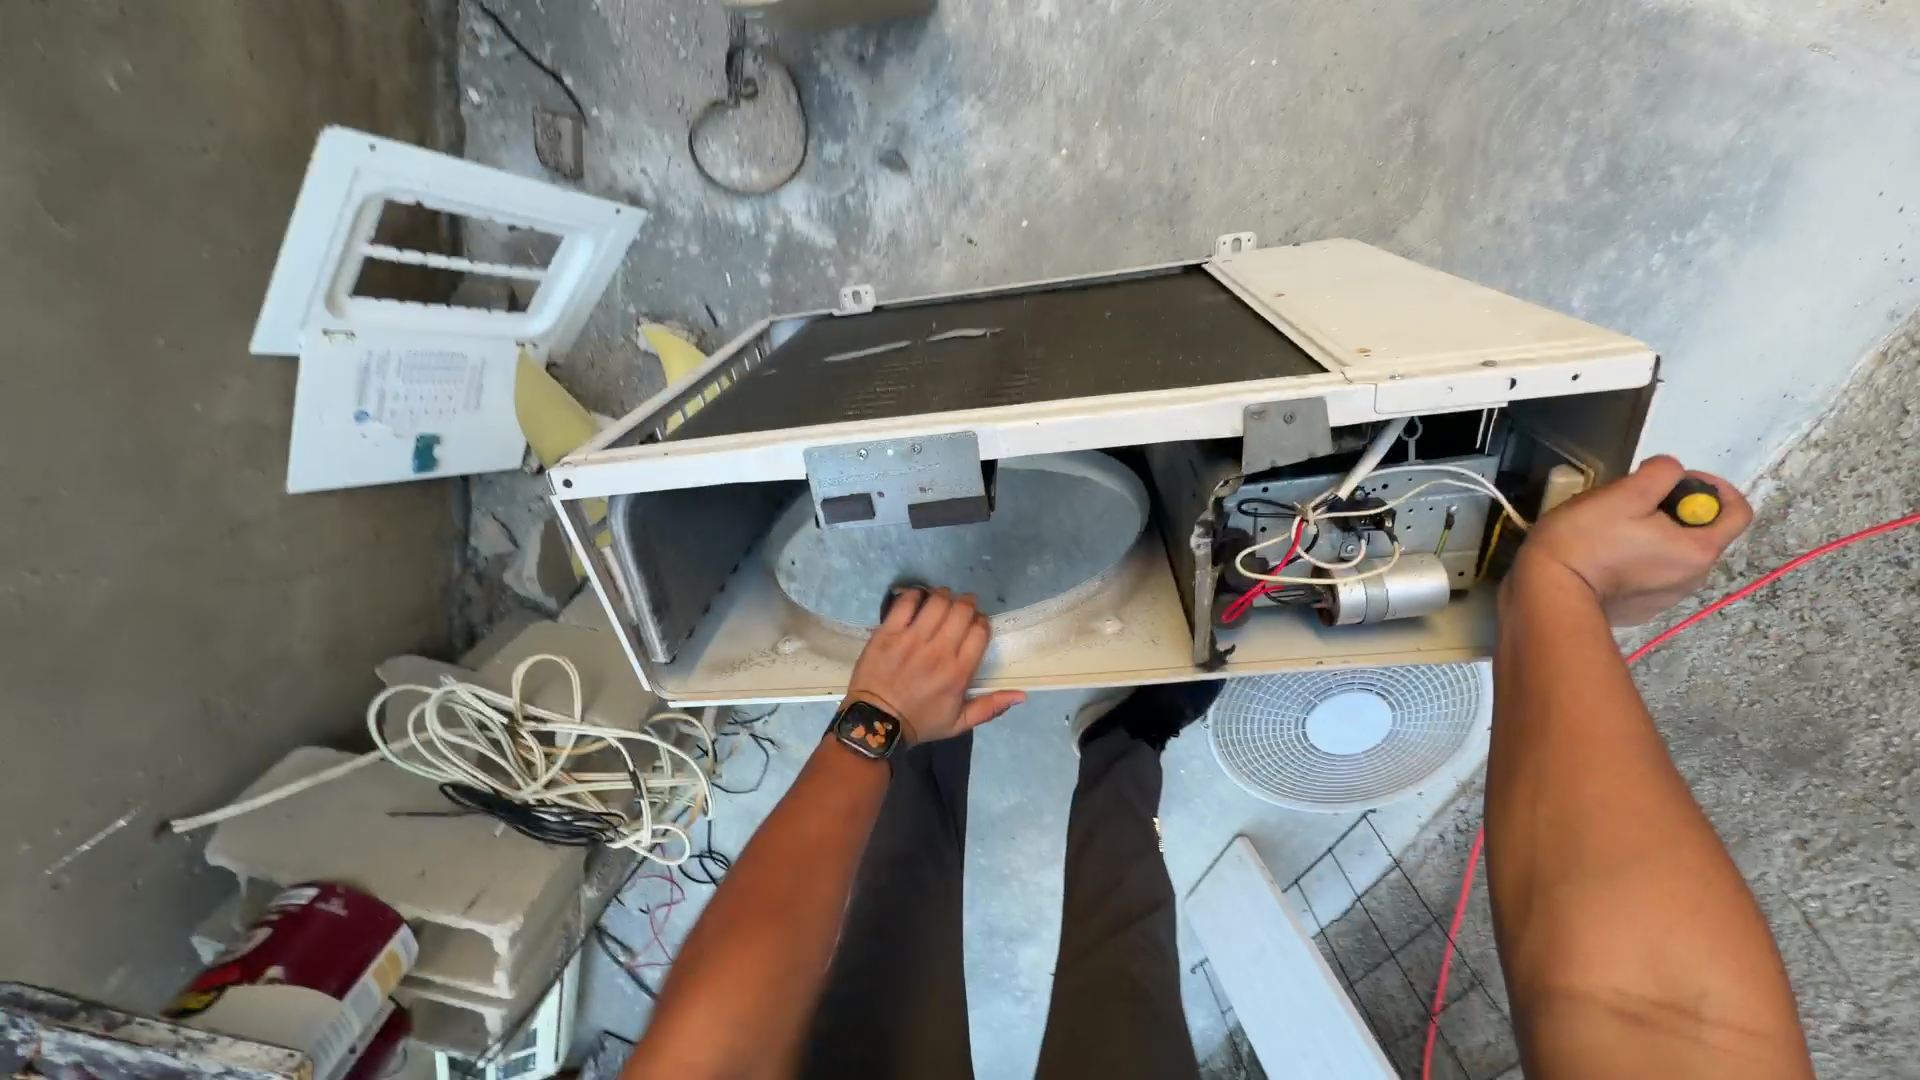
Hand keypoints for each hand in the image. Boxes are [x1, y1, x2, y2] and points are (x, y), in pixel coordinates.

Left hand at [842, 587, 1026, 743]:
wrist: (875, 723)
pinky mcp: (888, 632)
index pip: (980, 631)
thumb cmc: (919, 722)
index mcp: (958, 672)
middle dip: (966, 604)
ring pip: (937, 601)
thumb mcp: (959, 723)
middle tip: (961, 608)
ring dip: (944, 596)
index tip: (975, 625)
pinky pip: (906, 602)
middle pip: (962, 610)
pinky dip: (916, 595)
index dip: (981, 622)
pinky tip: (919, 600)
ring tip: (942, 601)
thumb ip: (990, 707)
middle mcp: (938, 651)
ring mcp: (911, 639)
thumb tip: (1022, 695)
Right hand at [1507, 455, 1753, 625]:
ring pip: (1672, 558)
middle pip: (1699, 534)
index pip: (1736, 511)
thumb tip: (1671, 471)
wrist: (1545, 595)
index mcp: (1699, 549)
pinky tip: (1601, 564)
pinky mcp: (1641, 610)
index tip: (1672, 481)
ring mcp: (1668, 598)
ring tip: (1609, 537)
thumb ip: (1658, 474)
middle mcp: (1695, 577)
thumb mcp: (1620, 495)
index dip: (1711, 487)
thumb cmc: (1584, 543)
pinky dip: (1634, 566)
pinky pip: (1648, 580)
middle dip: (1671, 515)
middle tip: (1628, 508)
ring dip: (1653, 542)